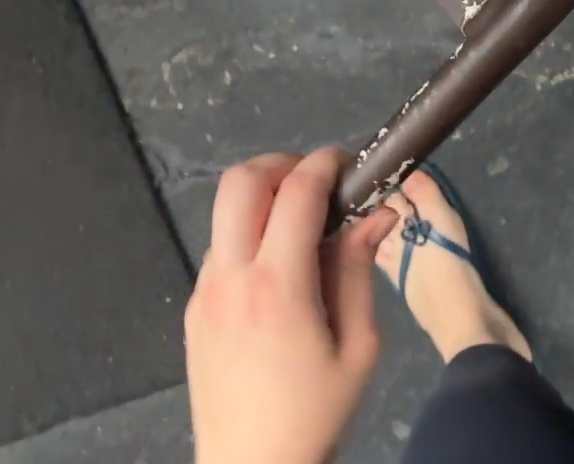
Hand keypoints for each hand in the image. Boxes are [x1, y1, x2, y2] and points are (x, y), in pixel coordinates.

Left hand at [185, 148, 399, 463]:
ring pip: (226, 211)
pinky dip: (253, 230)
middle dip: (284, 163)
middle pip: (240, 182)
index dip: (327, 163)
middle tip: (322, 181)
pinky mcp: (195, 312)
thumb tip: (377, 213)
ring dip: (266, 197)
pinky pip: (222, 246)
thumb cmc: (316, 411)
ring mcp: (204, 295)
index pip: (296, 192)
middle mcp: (231, 280)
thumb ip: (360, 269)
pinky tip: (285, 261)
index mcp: (278, 286)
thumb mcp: (360, 343)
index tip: (353, 163)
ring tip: (308, 221)